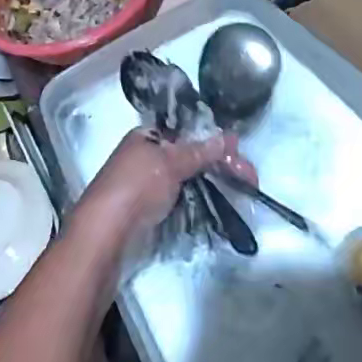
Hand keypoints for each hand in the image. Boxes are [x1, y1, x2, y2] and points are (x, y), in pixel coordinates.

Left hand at [74, 126, 254, 241]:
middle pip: (190, 155)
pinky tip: (226, 202)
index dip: (211, 139)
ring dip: (217, 181)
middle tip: (251, 176)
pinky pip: (185, 197)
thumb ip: (197, 151)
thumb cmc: (136, 186)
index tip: (239, 150)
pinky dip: (205, 198)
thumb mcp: (168, 162)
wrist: (110, 229)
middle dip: (220, 163)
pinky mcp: (156, 208)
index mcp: (145, 137)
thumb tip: (225, 137)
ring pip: (191, 177)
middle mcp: (148, 156)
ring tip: (247, 188)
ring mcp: (151, 184)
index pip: (184, 131)